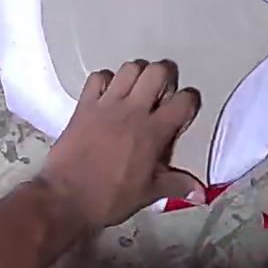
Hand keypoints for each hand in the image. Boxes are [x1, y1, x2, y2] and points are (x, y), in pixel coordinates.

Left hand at [38, 59, 200, 227]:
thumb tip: (201, 193)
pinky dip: (106, 81)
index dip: (188, 103)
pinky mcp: (84, 106)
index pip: (184, 100)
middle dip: (165, 78)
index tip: (182, 115)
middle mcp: (133, 111)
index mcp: (154, 132)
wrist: (65, 199)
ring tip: (136, 92)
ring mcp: (107, 105)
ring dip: (138, 75)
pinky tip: (108, 95)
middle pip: (157, 71)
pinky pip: (98, 77)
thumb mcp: (150, 193)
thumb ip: (178, 185)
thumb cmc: (111, 197)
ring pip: (130, 68)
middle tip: (160, 95)